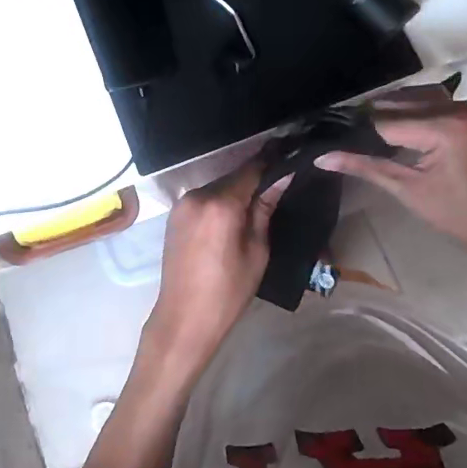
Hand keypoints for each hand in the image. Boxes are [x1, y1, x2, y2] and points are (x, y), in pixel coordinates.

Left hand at [149, 160, 289, 361]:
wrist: (184, 318)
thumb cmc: (228, 291)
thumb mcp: (257, 251)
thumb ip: (265, 209)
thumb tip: (283, 177)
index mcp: (220, 204)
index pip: (251, 170)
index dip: (272, 159)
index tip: (291, 150)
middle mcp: (197, 196)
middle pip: (233, 177)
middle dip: (256, 177)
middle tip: (281, 179)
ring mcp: (182, 205)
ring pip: (218, 188)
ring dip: (237, 190)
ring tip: (261, 198)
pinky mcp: (175, 216)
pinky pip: (204, 199)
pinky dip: (221, 201)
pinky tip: (235, 214)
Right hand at [316, 88, 466, 283]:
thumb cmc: (465, 218)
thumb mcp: (411, 192)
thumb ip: (367, 168)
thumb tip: (323, 157)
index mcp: (441, 126)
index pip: (383, 121)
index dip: (353, 129)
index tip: (326, 135)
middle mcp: (455, 108)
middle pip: (400, 102)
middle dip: (371, 115)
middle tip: (338, 132)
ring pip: (419, 98)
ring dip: (392, 109)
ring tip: (362, 130)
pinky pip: (436, 104)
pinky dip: (413, 111)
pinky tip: (396, 129)